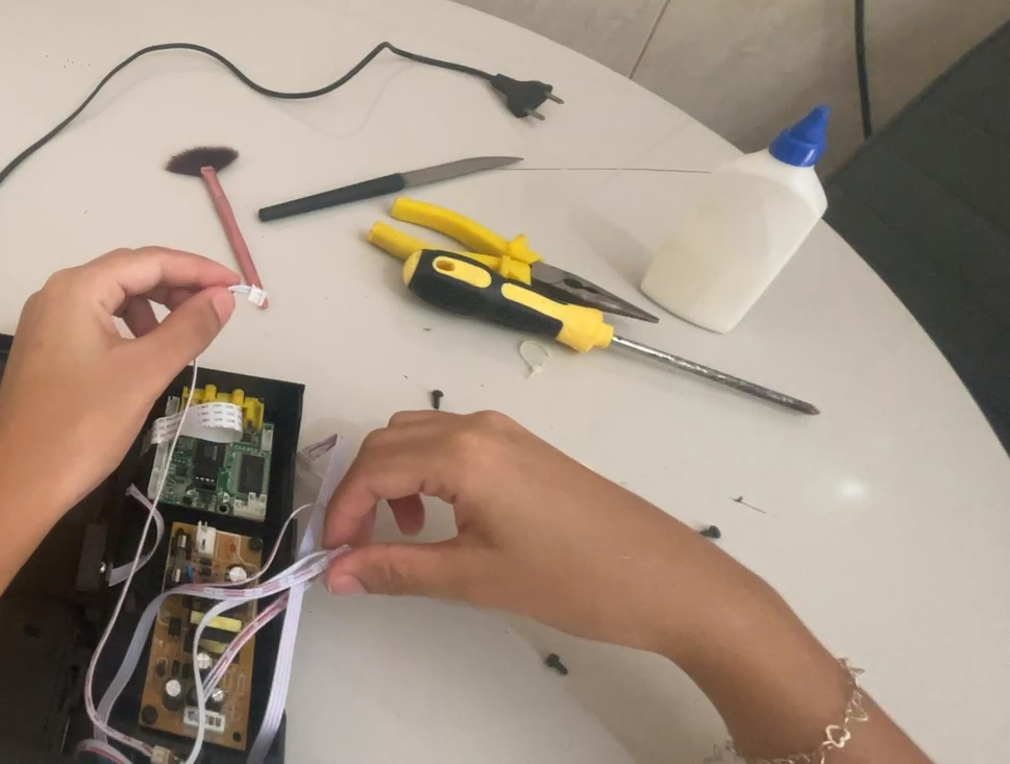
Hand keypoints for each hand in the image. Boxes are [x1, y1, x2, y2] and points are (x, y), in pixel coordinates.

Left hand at [0, 247, 240, 521]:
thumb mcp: (144, 373)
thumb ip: (188, 329)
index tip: (236, 286)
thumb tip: (223, 298)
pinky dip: (130, 330)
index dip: (197, 270)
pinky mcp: (46, 349)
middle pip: (129, 273)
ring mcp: (47, 322)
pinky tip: (147, 355)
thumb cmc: (80, 425)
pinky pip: (97, 322)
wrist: (15, 485)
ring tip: (184, 337)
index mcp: (77, 288)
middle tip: (216, 311)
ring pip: (113, 299)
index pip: (148, 261)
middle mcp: (57, 293)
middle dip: (176, 287)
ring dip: (154, 309)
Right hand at [323, 410, 790, 660]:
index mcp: (461, 453)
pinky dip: (422, 468)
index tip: (332, 553)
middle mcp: (473, 426)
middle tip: (356, 546)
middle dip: (360, 492)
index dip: (343, 511)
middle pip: (385, 443)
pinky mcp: (518, 442)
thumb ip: (397, 569)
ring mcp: (499, 429)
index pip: (373, 470)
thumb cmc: (576, 581)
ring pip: (413, 435)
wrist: (677, 582)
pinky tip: (443, 514)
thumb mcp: (477, 579)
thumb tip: (335, 575)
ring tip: (405, 532)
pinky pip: (445, 438)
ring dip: (390, 476)